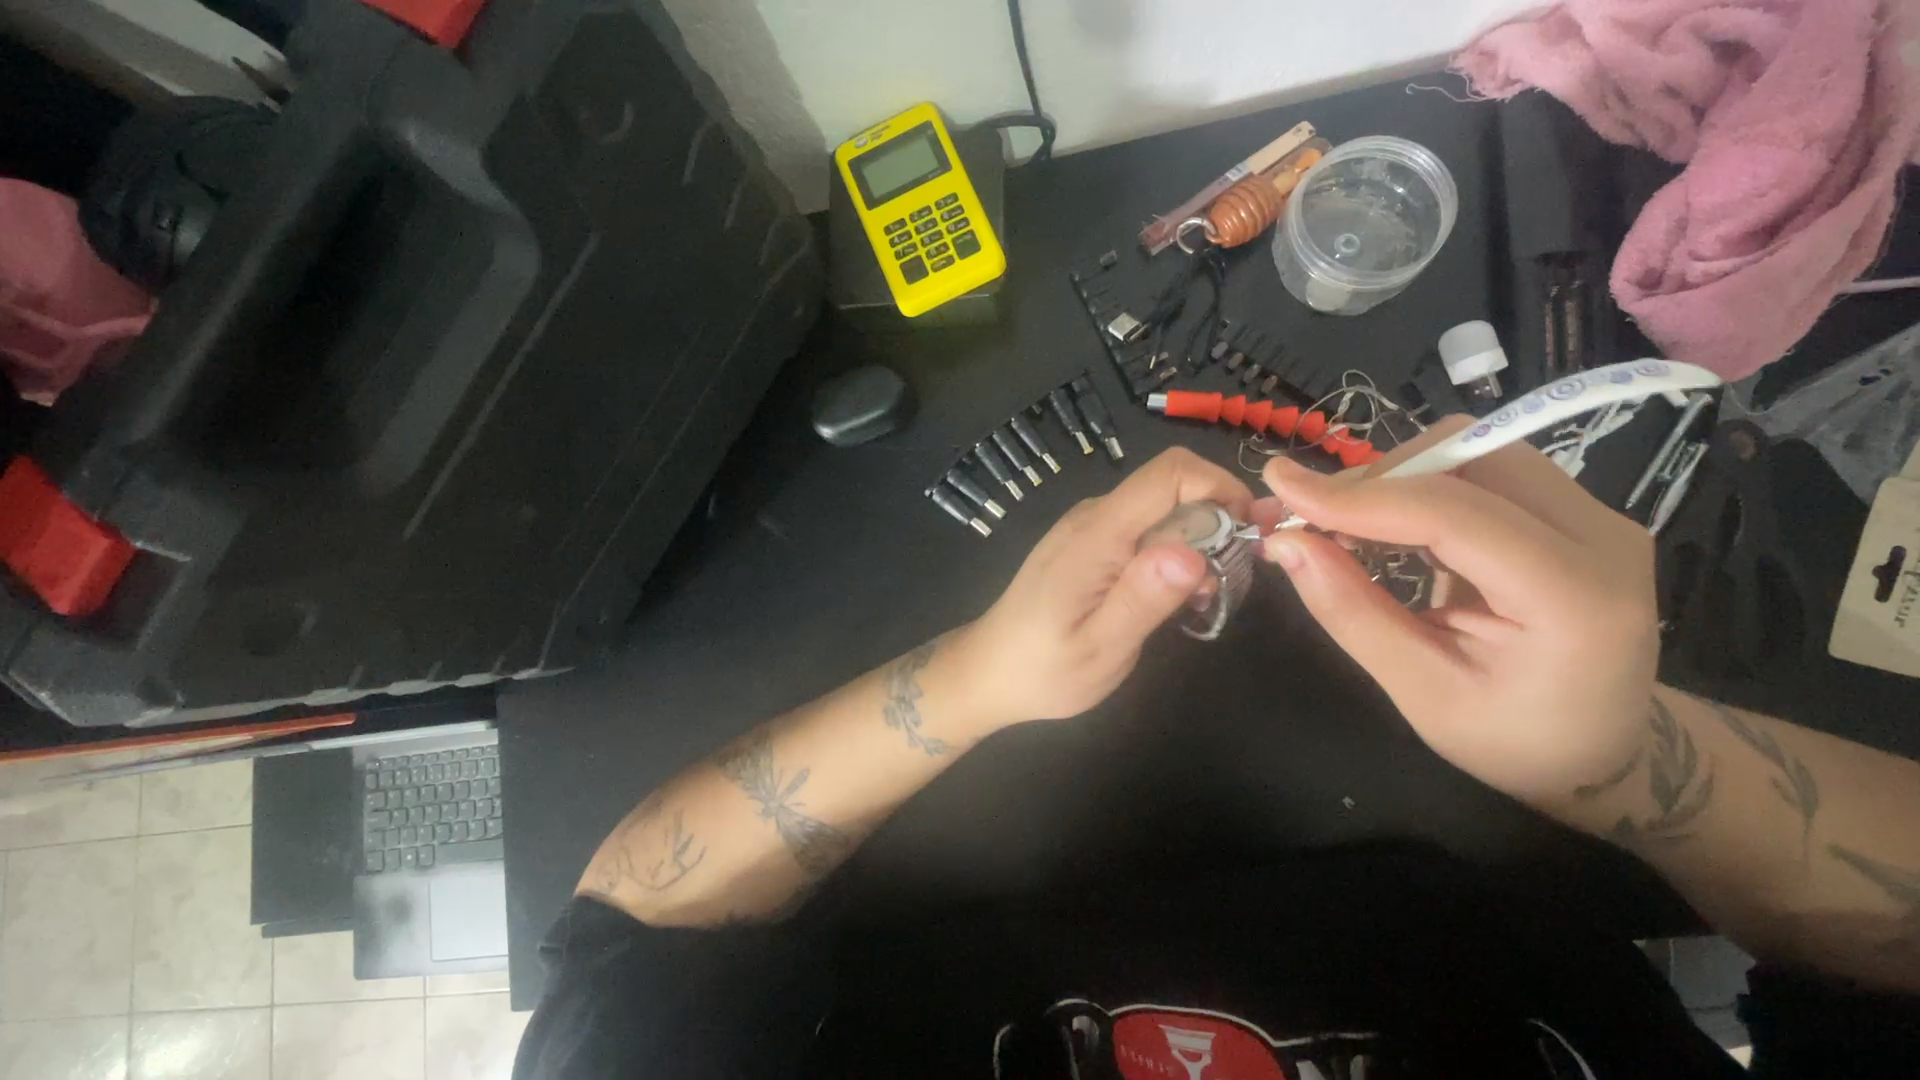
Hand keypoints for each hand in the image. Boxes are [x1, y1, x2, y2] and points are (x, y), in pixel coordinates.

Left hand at [951, 447, 1253, 727]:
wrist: (987, 673)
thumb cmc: (1042, 669)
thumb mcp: (1101, 648)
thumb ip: (1144, 598)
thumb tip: (1193, 551)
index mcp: (1096, 535)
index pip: (1169, 474)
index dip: (1220, 488)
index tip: (1250, 532)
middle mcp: (1093, 517)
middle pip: (1172, 488)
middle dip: (1216, 521)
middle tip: (1230, 580)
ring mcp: (1089, 528)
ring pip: (1161, 510)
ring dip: (1196, 543)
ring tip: (1202, 599)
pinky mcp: (1090, 544)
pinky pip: (1143, 529)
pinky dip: (1171, 553)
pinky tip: (1173, 597)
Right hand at [1255, 417, 1659, 805]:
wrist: (1606, 749)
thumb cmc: (1513, 739)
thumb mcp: (1423, 695)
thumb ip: (1354, 613)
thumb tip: (1285, 544)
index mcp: (1576, 600)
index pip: (1453, 513)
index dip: (1358, 496)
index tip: (1278, 486)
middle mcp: (1601, 538)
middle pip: (1466, 458)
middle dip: (1373, 479)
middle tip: (1307, 518)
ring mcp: (1595, 515)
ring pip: (1471, 450)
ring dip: (1392, 478)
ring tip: (1341, 523)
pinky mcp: (1574, 510)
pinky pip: (1479, 468)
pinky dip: (1416, 486)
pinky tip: (1384, 526)